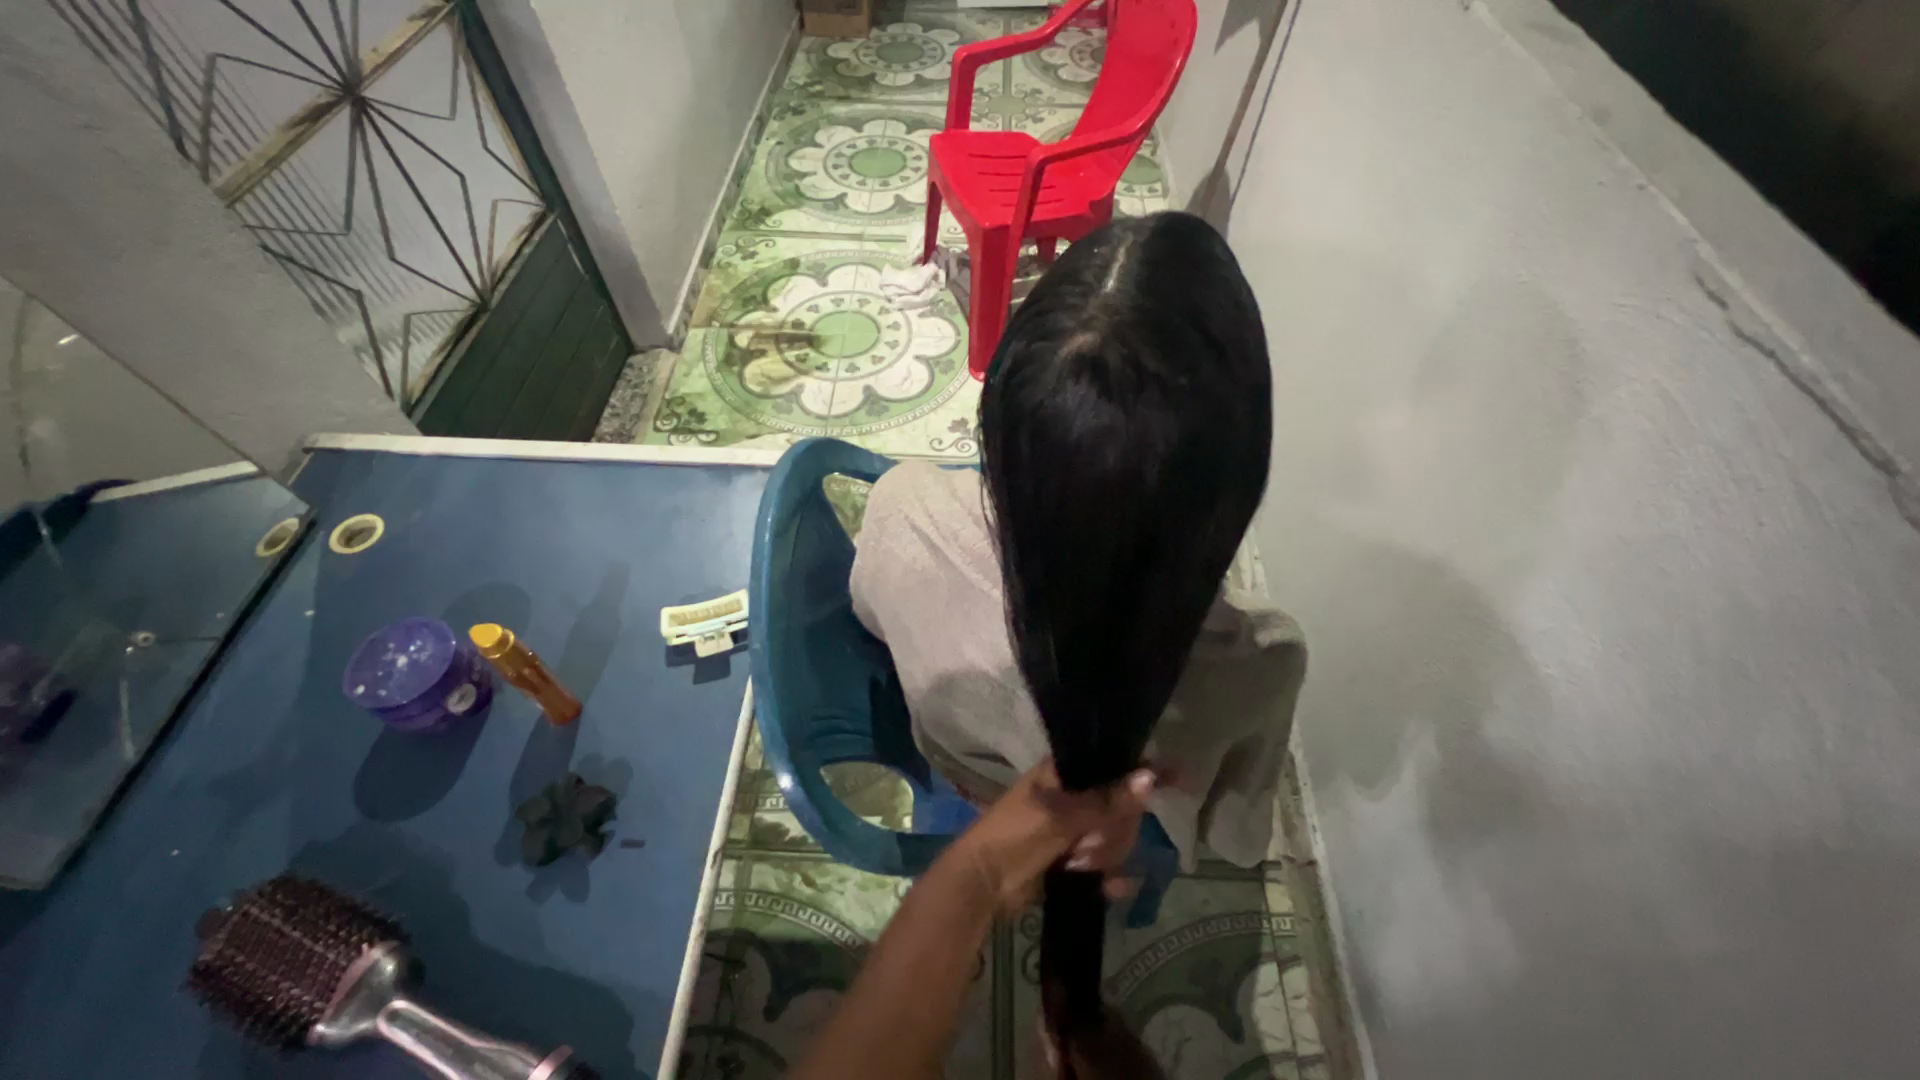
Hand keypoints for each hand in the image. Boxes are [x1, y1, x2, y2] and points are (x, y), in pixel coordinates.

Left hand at [956, 759, 1155, 912]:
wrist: (983, 884)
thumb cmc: (1014, 835)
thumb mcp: (1061, 816)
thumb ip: (1106, 801)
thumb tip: (1148, 776)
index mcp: (1065, 774)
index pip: (1114, 766)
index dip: (1143, 772)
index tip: (1181, 779)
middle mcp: (1075, 798)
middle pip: (1122, 810)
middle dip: (1112, 832)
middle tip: (1085, 843)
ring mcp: (1076, 832)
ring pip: (1117, 841)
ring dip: (1104, 856)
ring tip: (1076, 864)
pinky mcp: (1074, 863)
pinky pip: (1107, 868)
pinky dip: (1109, 878)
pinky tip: (1110, 888)